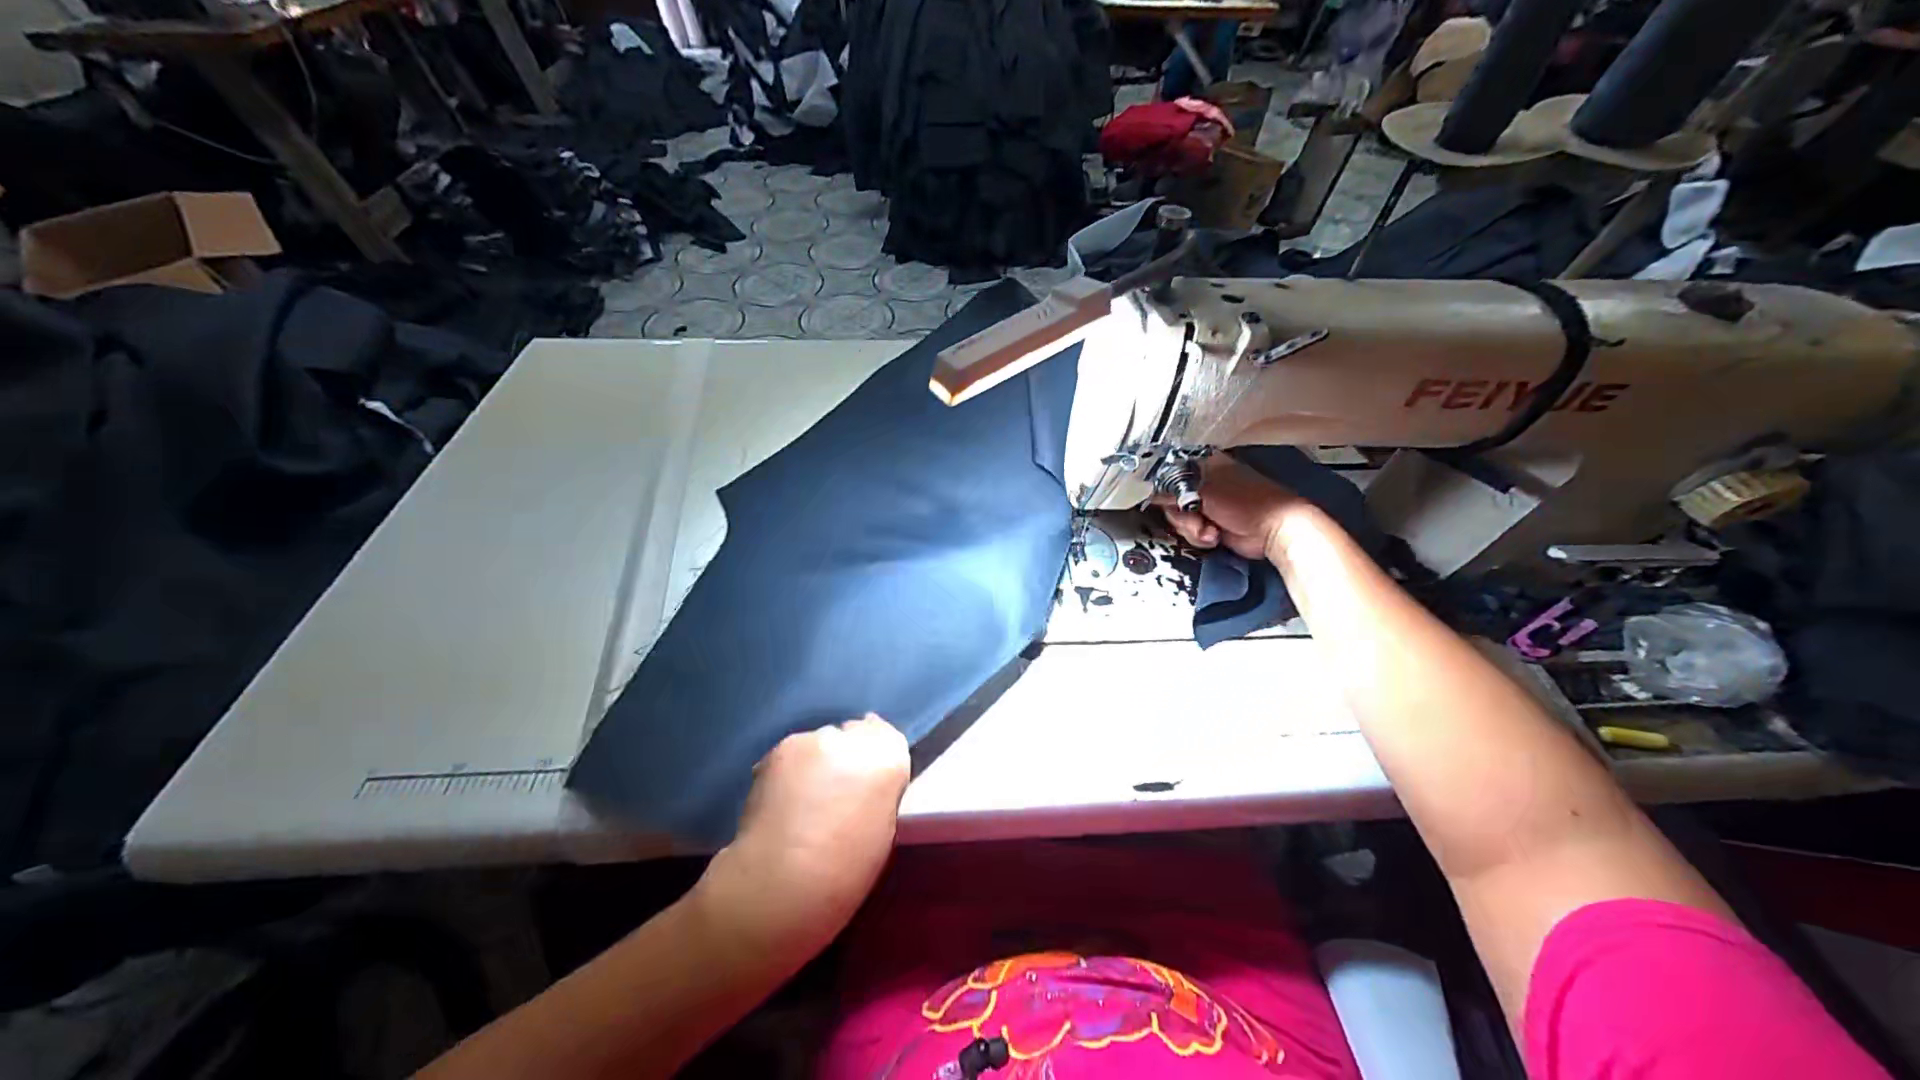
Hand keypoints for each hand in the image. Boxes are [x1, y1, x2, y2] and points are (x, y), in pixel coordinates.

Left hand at [695, 716, 909, 962]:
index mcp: (889, 763)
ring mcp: (817, 740)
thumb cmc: (844, 874)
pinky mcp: (782, 747)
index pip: (889, 738)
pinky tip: (780, 798)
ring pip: (821, 742)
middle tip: (832, 791)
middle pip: (854, 733)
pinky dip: (789, 770)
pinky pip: (793, 753)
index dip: (875, 755)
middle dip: (845, 756)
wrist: (783, 882)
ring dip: (816, 763)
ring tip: (801, 799)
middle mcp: (855, 740)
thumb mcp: (882, 829)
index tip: (865, 775)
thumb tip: (863, 782)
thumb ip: (878, 792)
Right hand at [1155, 454, 1300, 561]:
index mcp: (1204, 465)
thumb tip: (1149, 492)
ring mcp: (1206, 505)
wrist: (1273, 529)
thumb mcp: (1205, 491)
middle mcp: (1202, 483)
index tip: (1163, 500)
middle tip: (1197, 519)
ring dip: (1192, 528)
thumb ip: (1173, 491)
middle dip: (1182, 515)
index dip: (1163, 488)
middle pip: (1171, 499)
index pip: (1170, 473)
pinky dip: (1200, 536)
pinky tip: (1214, 537)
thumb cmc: (1244, 501)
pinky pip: (1190, 530)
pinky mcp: (1209, 524)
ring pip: (1179, 517)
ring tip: (1210, 532)